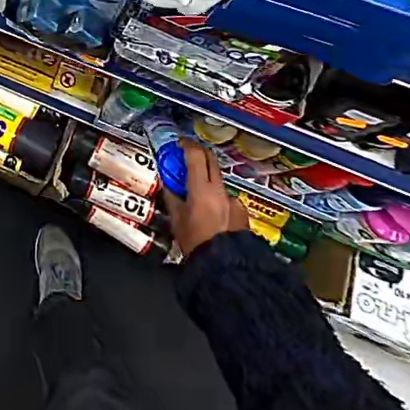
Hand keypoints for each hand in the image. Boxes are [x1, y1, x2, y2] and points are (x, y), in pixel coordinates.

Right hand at [163, 139, 248, 255]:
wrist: (224, 267)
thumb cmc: (196, 245)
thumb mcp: (177, 221)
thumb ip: (172, 199)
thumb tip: (168, 186)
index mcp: (201, 189)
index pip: (195, 156)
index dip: (187, 145)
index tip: (180, 142)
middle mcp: (219, 190)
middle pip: (211, 160)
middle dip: (200, 154)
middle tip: (189, 155)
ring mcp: (233, 199)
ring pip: (219, 181)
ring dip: (209, 180)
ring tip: (198, 195)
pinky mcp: (242, 211)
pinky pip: (228, 199)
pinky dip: (219, 200)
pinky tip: (214, 214)